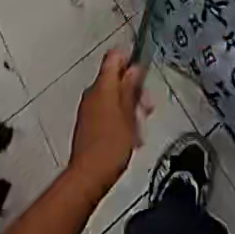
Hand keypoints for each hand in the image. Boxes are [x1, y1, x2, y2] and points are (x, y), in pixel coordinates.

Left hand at [67, 45, 147, 191]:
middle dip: (133, 87)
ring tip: (140, 125)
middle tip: (147, 104)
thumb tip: (134, 69)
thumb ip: (131, 88)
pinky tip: (130, 135)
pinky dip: (119, 116)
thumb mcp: (129, 114)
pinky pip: (106, 111)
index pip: (114, 56)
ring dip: (128, 104)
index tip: (143, 67)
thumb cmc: (111, 146)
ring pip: (112, 95)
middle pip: (115, 77)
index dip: (130, 57)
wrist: (88, 177)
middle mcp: (92, 93)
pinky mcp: (87, 124)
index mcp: (103, 86)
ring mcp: (88, 109)